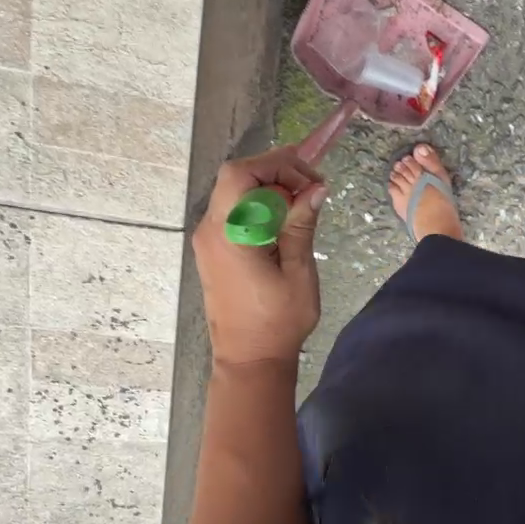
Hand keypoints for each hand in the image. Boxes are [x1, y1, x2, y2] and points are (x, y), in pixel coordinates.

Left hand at [192, 146, 326, 368]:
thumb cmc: (278, 320)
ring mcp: (209, 239)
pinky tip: (288, 219)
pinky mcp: (215, 249)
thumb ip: (301, 225)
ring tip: (305, 202)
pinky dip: (262, 205)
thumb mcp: (298, 271)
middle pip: (236, 178)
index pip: (241, 174)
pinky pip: (235, 212)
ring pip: (235, 192)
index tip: (311, 179)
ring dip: (270, 188)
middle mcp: (211, 229)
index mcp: (229, 234)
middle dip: (276, 172)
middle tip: (312, 187)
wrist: (249, 358)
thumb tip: (316, 189)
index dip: (277, 165)